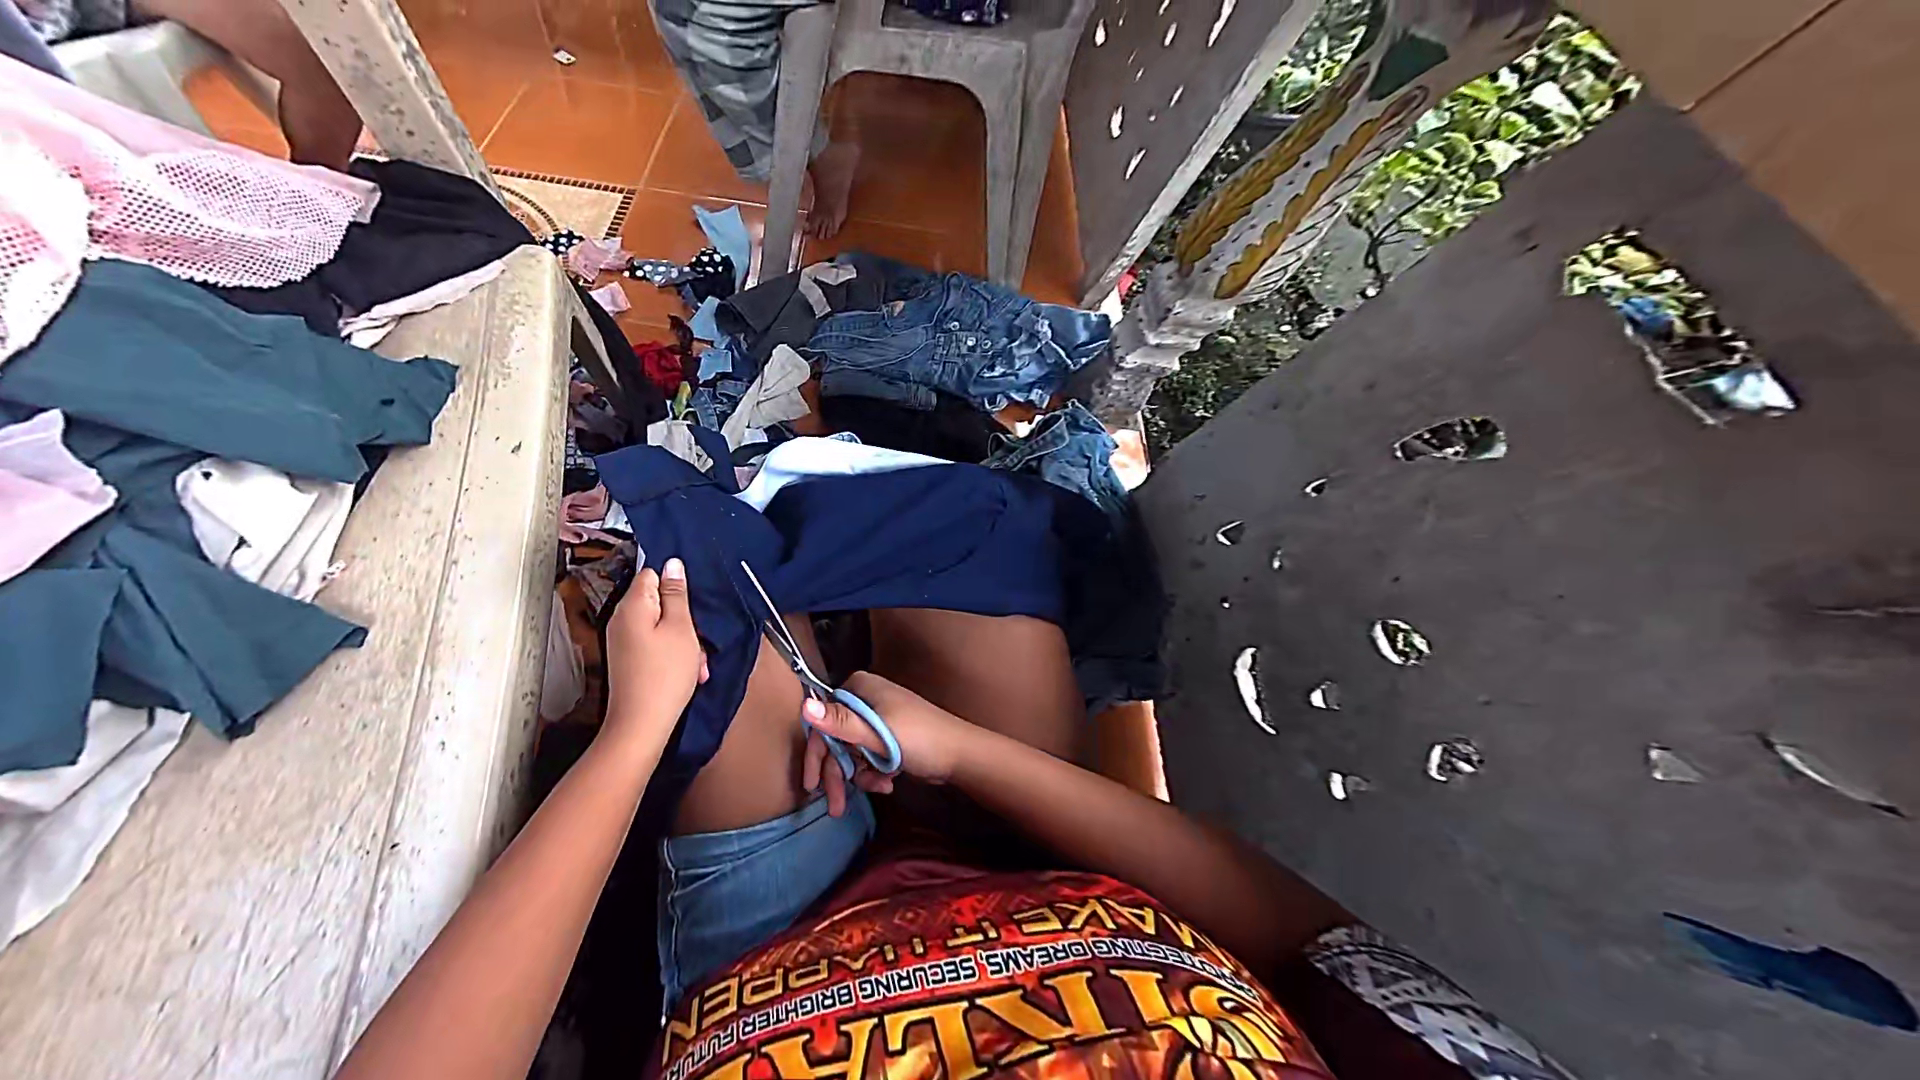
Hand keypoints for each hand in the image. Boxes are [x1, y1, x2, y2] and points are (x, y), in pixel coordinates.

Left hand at [603, 558, 706, 750]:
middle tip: (697, 640)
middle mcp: (621, 619)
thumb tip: (672, 563)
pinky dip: (672, 653)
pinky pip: (654, 644)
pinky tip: (687, 672)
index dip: (675, 586)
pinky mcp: (628, 658)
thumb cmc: (665, 674)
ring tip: (695, 662)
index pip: (653, 574)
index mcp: (633, 605)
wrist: (642, 723)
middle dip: (683, 618)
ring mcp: (622, 640)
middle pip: (658, 601)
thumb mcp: (681, 629)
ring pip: (660, 625)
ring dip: (683, 639)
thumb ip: (676, 594)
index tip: (692, 607)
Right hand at [802, 672, 977, 813]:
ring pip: (851, 753)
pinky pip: (867, 758)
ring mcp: (877, 720)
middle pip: (836, 740)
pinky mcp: (887, 738)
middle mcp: (866, 700)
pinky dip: (873, 773)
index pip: (823, 720)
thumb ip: (840, 723)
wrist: (960, 755)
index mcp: (861, 690)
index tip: (812, 784)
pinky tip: (888, 783)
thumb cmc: (919, 739)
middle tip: (835, 806)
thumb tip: (803, 706)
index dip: (817, 753)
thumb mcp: (876, 734)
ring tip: (879, 788)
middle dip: (838, 773)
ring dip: (860, 775)